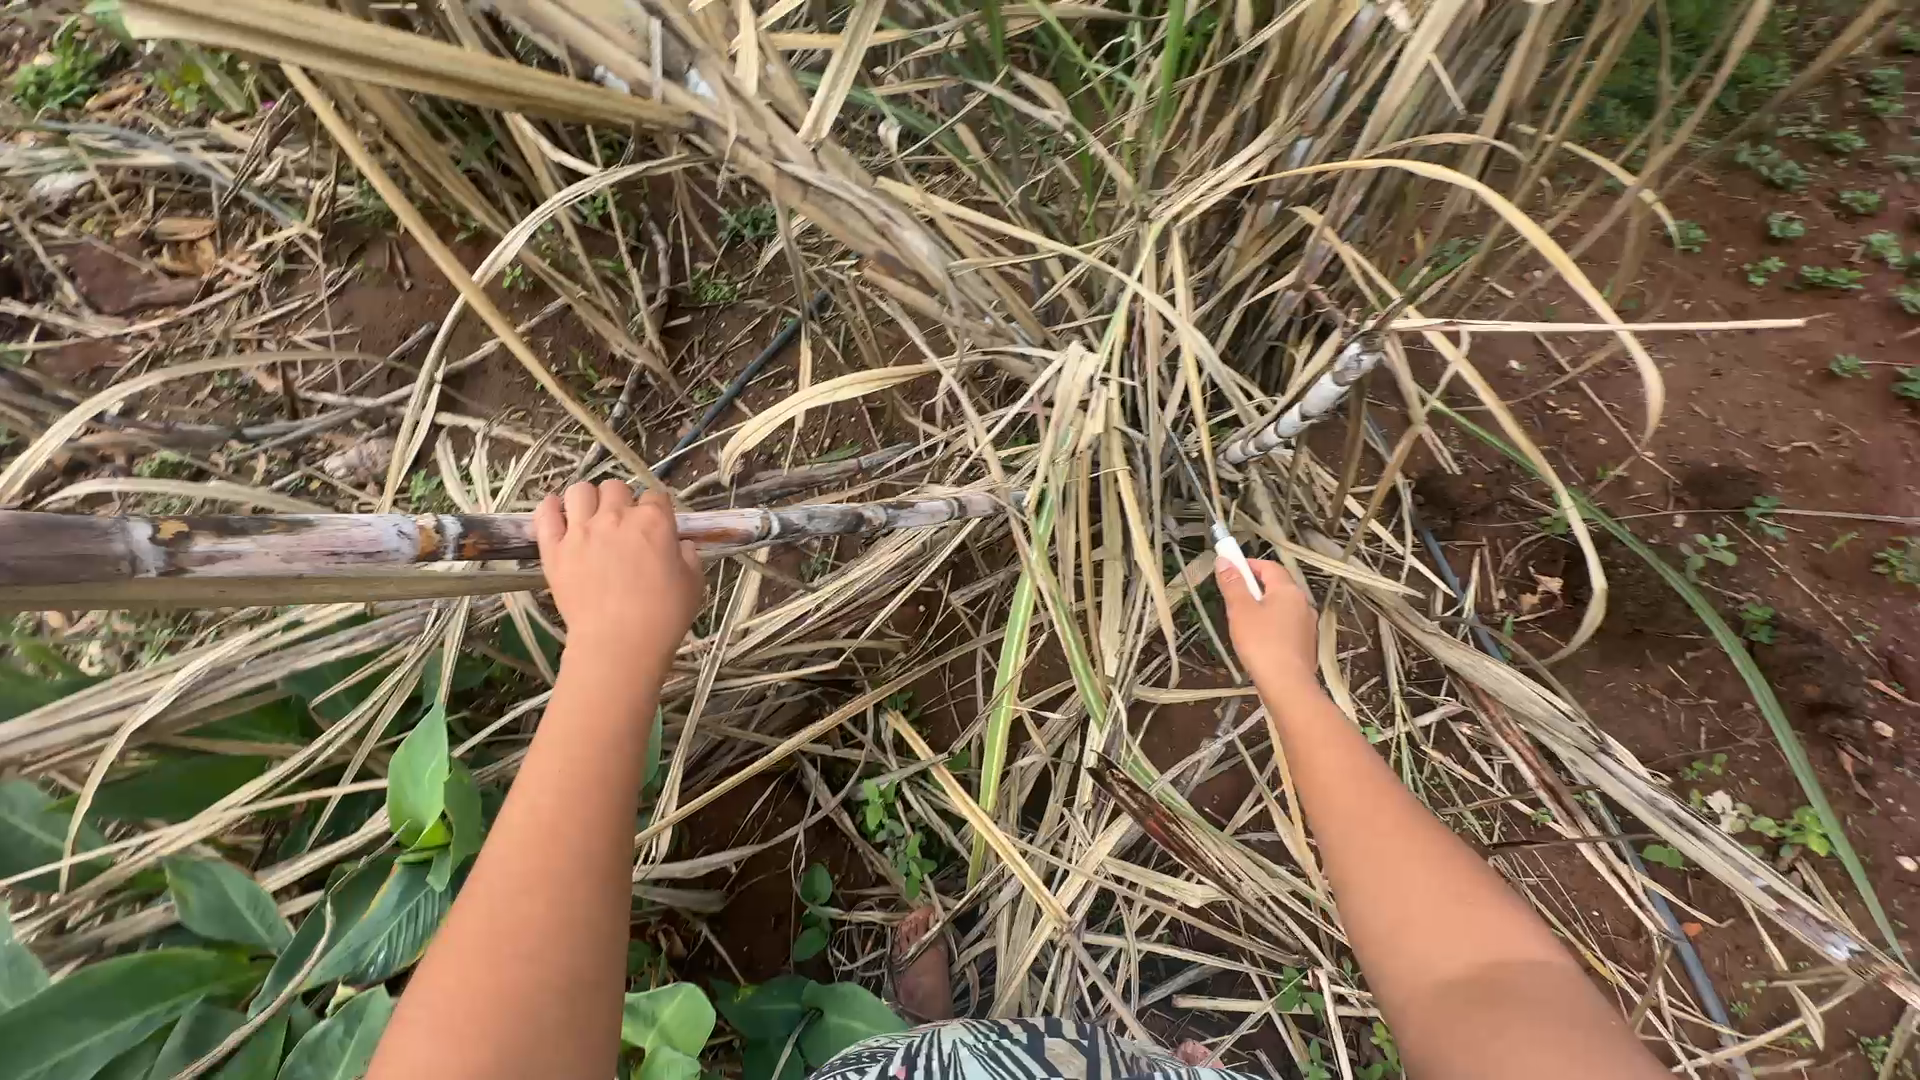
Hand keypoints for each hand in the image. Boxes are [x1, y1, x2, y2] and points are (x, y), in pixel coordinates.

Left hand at [535, 481, 703, 670]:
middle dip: (623, 501)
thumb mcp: (693, 584)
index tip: (658, 526)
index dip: (659, 510)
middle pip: (616, 488)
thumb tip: (679, 546)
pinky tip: (557, 513)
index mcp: (654, 522)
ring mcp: (581, 531)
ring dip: (589, 500)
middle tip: (625, 524)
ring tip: (592, 518)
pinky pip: (544, 514)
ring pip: (580, 491)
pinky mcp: (554, 549)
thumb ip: (688, 557)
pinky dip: (549, 508)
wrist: (620, 644)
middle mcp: (616, 518)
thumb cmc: (664, 616)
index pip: (657, 496)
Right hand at [1216, 558, 1318, 685]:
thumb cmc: (1261, 643)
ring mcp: (1308, 624)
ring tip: (1243, 621)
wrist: (1286, 684)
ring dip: (1263, 606)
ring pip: (1282, 607)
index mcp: (1288, 591)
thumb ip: (1232, 584)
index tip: (1230, 570)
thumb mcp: (1240, 610)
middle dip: (1255, 586)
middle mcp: (1303, 603)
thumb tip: (1224, 560)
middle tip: (1233, 597)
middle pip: (1277, 586)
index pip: (1269, 566)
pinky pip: (1287, 625)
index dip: (1248, 564)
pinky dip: (1272, 624)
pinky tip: (1259, 640)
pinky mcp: (1306, 643)